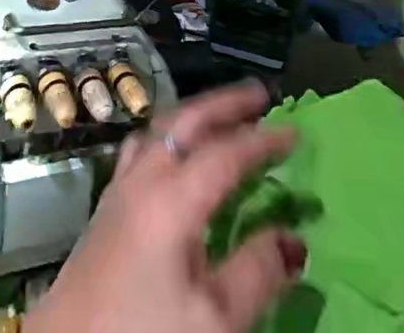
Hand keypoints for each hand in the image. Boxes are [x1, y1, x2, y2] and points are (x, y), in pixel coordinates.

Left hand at [26, 82, 303, 332]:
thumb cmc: (147, 330)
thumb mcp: (217, 318)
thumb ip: (256, 272)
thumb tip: (291, 237)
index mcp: (170, 201)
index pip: (221, 154)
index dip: (259, 140)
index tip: (295, 130)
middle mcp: (140, 180)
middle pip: (181, 124)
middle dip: (220, 104)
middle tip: (258, 94)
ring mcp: (118, 187)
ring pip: (156, 130)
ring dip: (191, 116)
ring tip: (222, 115)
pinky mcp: (108, 203)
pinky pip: (142, 149)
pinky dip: (168, 136)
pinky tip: (177, 154)